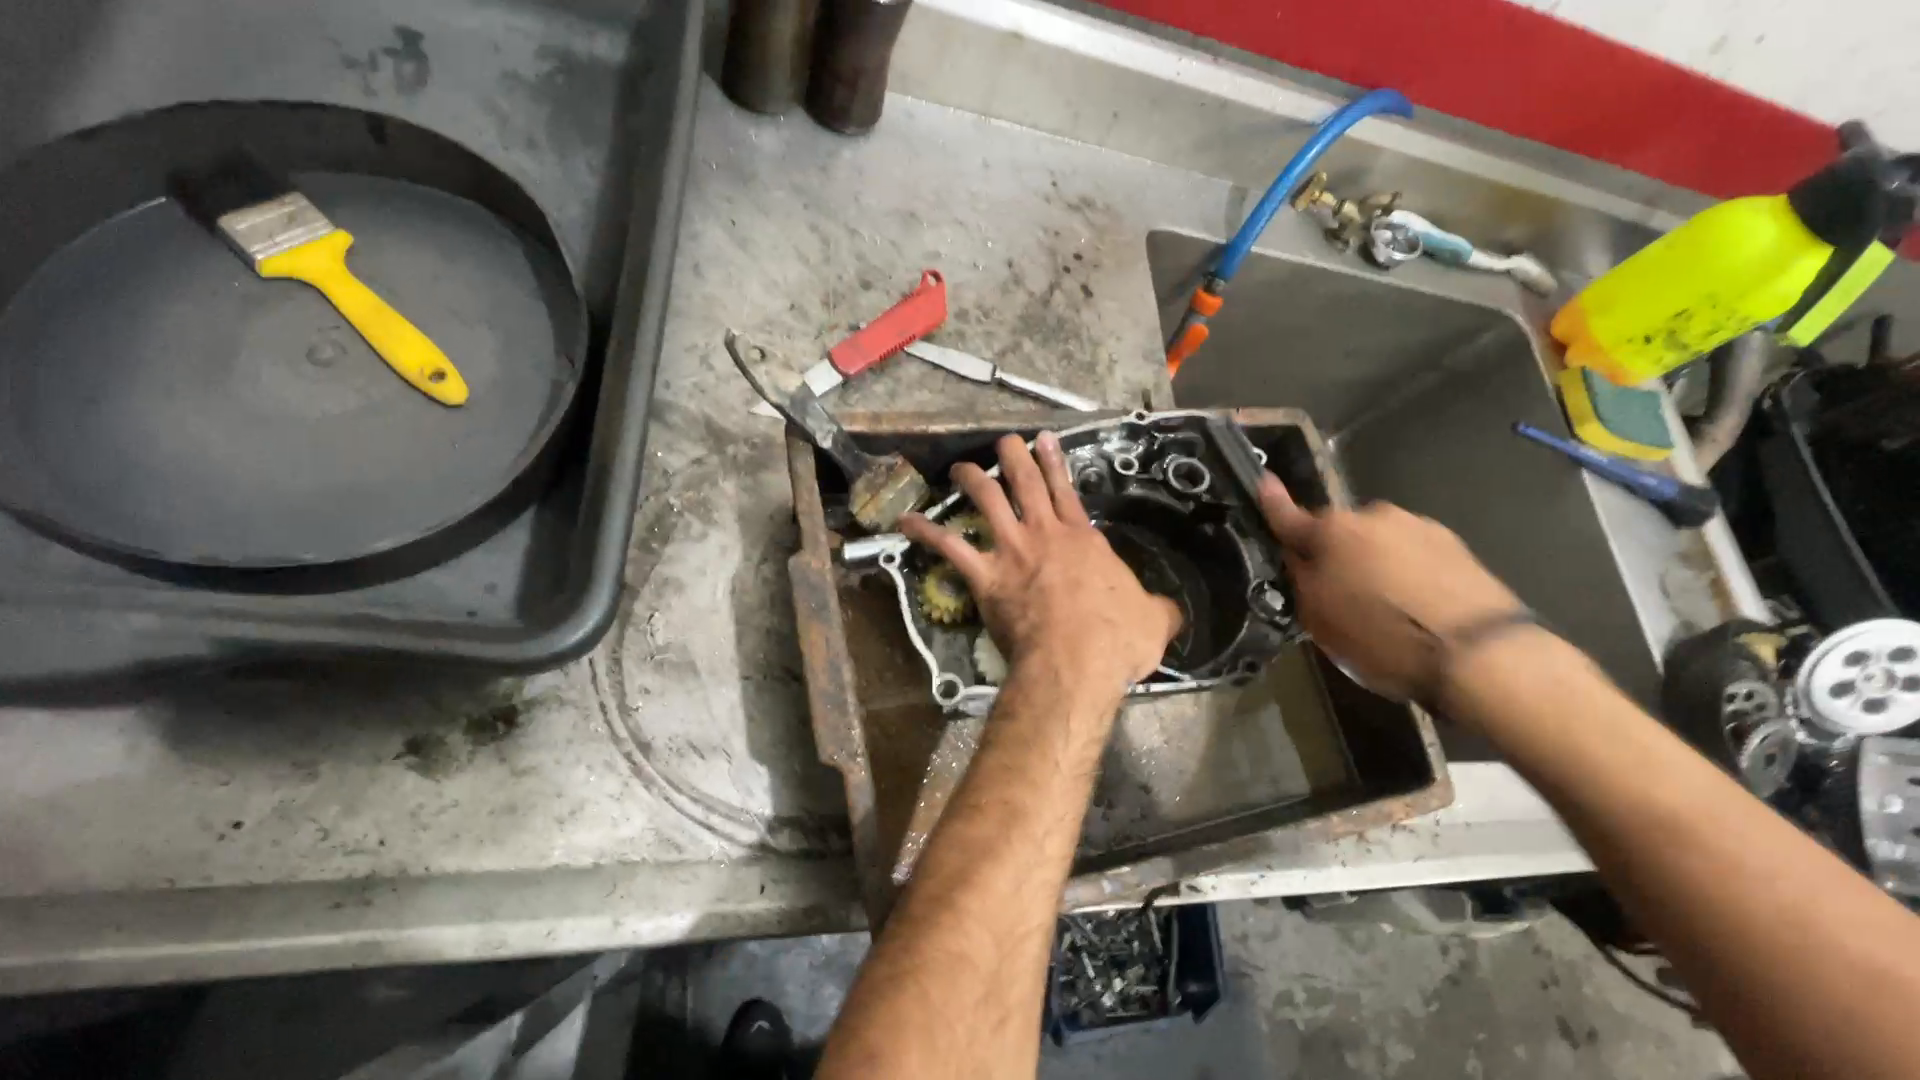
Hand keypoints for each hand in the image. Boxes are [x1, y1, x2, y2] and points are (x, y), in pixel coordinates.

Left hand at [900, 433, 1182, 696]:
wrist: (1075, 661)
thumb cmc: (1116, 640)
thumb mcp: (1154, 621)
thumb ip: (1161, 609)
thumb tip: (1175, 612)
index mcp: (1084, 540)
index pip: (1066, 491)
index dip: (1054, 463)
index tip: (1043, 440)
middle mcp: (1045, 535)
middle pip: (1024, 485)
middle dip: (1013, 457)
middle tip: (1003, 441)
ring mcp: (1012, 552)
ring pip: (986, 502)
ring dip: (972, 481)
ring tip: (960, 468)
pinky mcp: (985, 577)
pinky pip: (949, 548)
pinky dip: (925, 532)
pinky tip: (905, 521)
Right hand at [1258, 474, 1523, 699]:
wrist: (1477, 653)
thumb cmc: (1382, 637)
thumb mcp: (1320, 619)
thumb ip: (1302, 581)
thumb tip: (1300, 559)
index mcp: (1332, 531)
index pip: (1289, 515)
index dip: (1272, 502)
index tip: (1263, 483)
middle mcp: (1373, 517)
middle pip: (1339, 533)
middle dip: (1334, 554)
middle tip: (1338, 594)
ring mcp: (1417, 527)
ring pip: (1378, 542)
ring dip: (1373, 563)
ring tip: (1384, 606)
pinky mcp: (1454, 545)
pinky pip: (1413, 555)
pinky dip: (1406, 573)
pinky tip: (1415, 605)